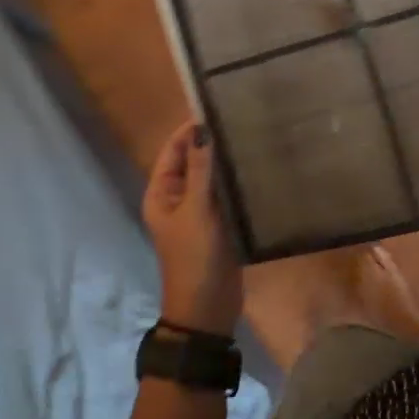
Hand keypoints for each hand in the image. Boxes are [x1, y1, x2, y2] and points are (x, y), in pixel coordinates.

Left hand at [142, 119, 241, 336]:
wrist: (208, 310)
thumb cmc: (194, 258)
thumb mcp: (196, 212)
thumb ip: (199, 171)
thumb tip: (201, 131)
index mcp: (161, 194)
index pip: (172, 150)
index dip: (190, 129)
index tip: (215, 108)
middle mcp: (177, 199)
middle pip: (193, 161)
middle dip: (211, 143)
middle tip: (241, 118)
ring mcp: (199, 212)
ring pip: (211, 177)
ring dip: (225, 162)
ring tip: (253, 136)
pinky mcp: (219, 224)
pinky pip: (226, 195)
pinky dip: (236, 182)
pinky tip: (258, 167)